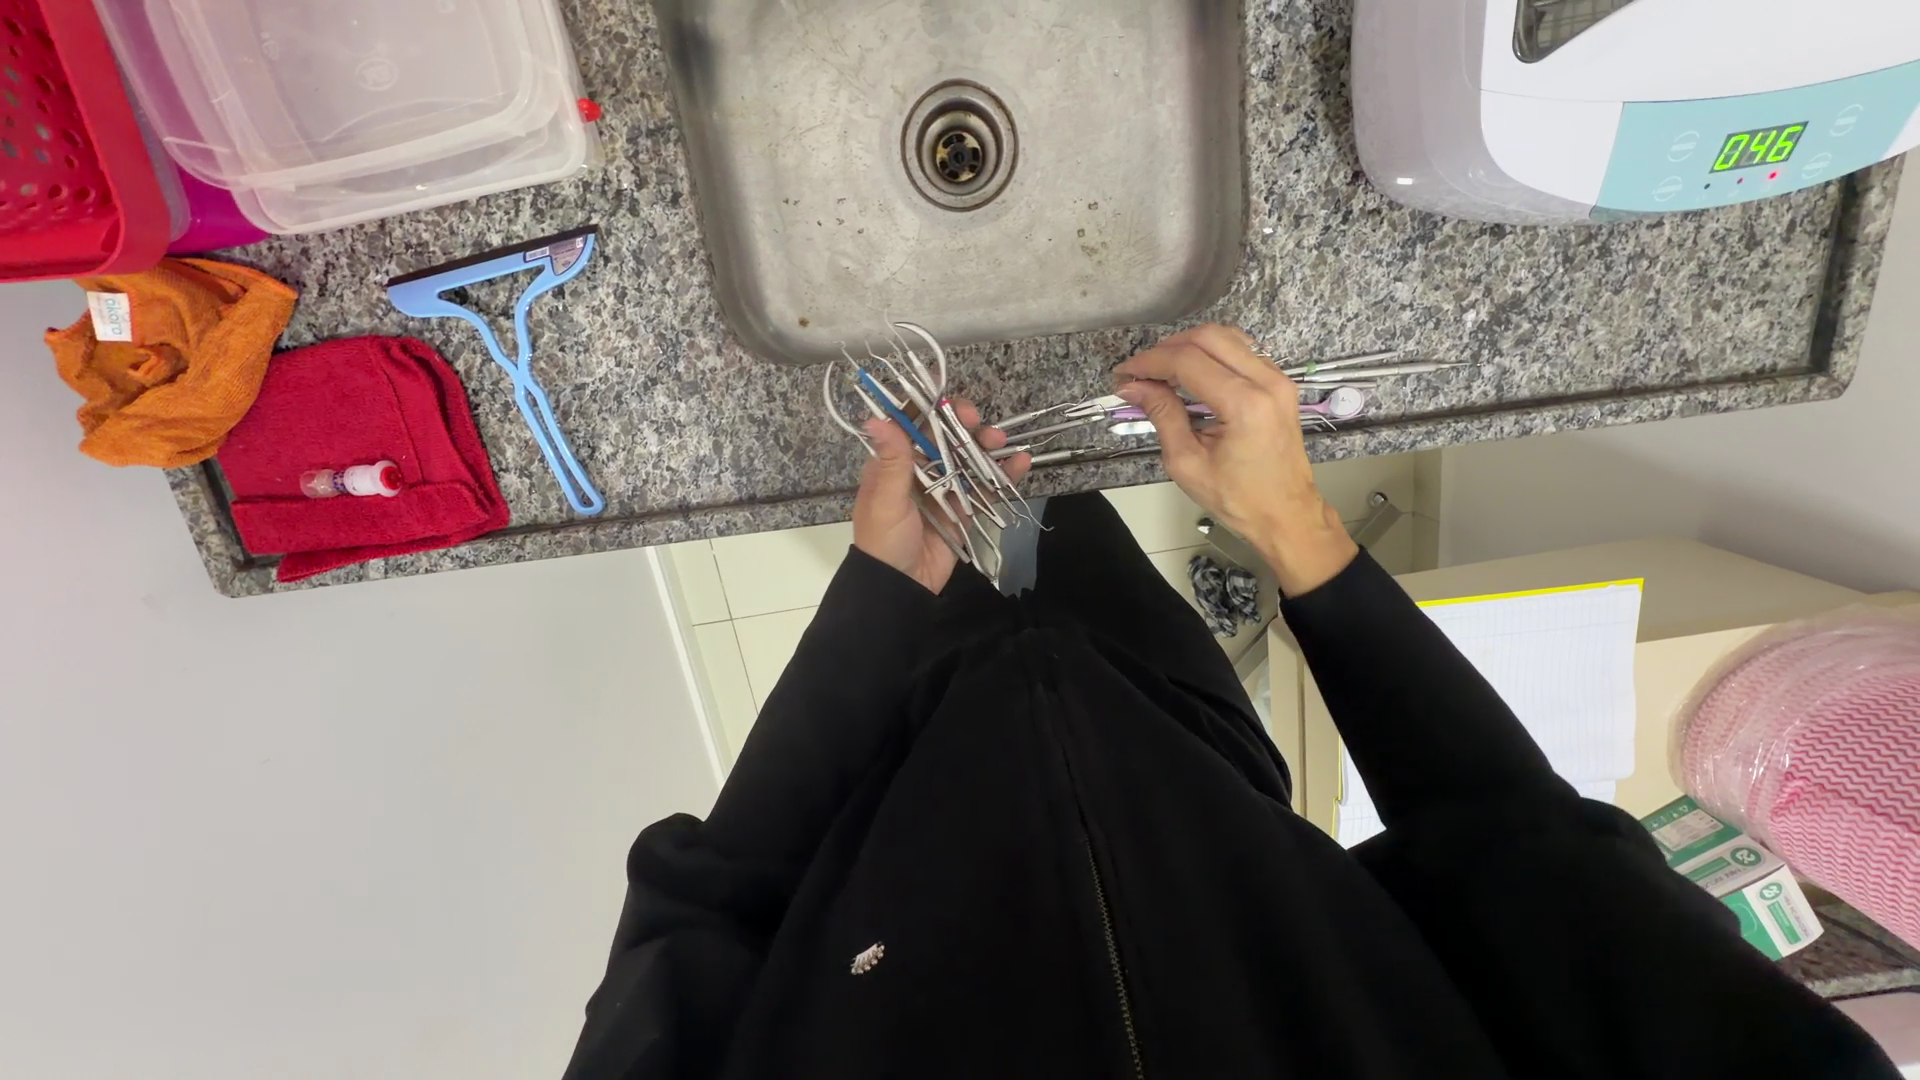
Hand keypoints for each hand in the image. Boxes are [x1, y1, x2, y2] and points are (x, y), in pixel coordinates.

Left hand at [853, 399, 1030, 594]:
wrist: (902, 586)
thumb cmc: (885, 540)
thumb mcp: (886, 500)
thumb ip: (891, 460)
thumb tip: (877, 417)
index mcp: (893, 465)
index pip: (912, 427)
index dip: (931, 410)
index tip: (948, 403)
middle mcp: (918, 472)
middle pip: (945, 439)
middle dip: (964, 427)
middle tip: (979, 422)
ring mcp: (943, 490)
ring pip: (968, 459)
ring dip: (986, 447)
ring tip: (1001, 442)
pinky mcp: (964, 509)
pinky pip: (985, 487)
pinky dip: (1003, 475)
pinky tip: (1020, 463)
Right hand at [1114, 325, 1357, 596]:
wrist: (1286, 514)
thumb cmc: (1237, 498)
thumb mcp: (1187, 462)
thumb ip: (1162, 415)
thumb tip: (1133, 388)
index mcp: (1244, 404)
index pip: (1188, 361)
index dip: (1149, 362)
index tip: (1124, 375)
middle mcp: (1267, 382)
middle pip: (1208, 337)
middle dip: (1166, 349)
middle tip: (1140, 372)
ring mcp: (1278, 379)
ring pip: (1226, 337)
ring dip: (1188, 347)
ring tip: (1161, 372)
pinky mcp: (1279, 384)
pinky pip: (1241, 351)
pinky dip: (1210, 355)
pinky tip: (1189, 375)